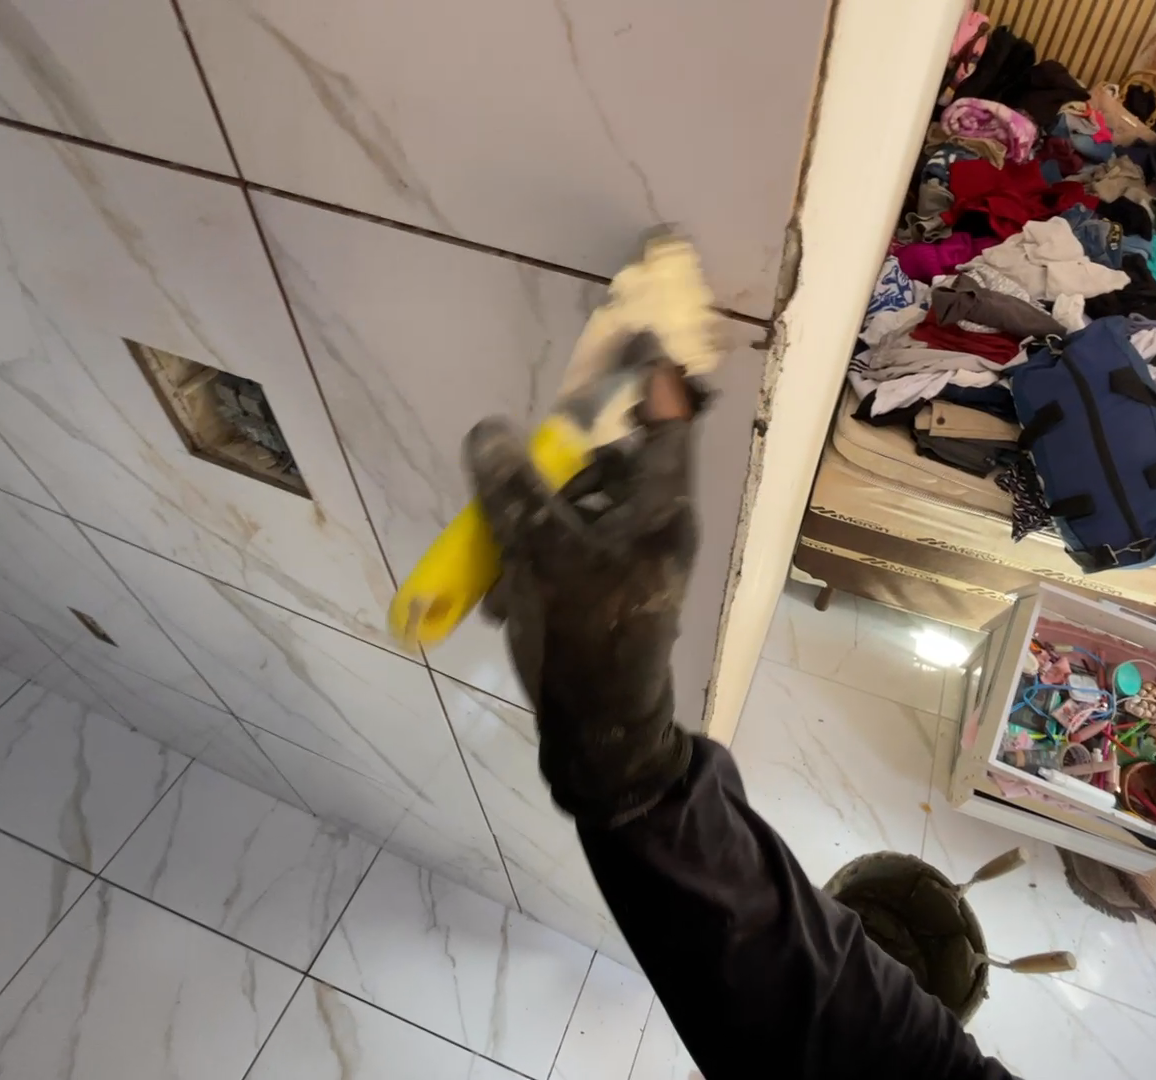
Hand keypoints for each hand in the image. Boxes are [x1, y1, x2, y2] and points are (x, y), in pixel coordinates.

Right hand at [462, 364, 697, 825]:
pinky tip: (502, 595)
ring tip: (500, 568)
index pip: (666, 412)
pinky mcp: (597, 578)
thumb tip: (489, 430)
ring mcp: (623, 551)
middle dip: (553, 469)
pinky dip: (528, 559)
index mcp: (660, 505)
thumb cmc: (587, 639)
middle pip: (605, 457)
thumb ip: (516, 490)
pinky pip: (560, 542)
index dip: (654, 364)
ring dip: (527, 526)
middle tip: (515, 482)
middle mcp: (650, 519)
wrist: (598, 729)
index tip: (636, 318)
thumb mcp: (546, 558)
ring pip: (572, 503)